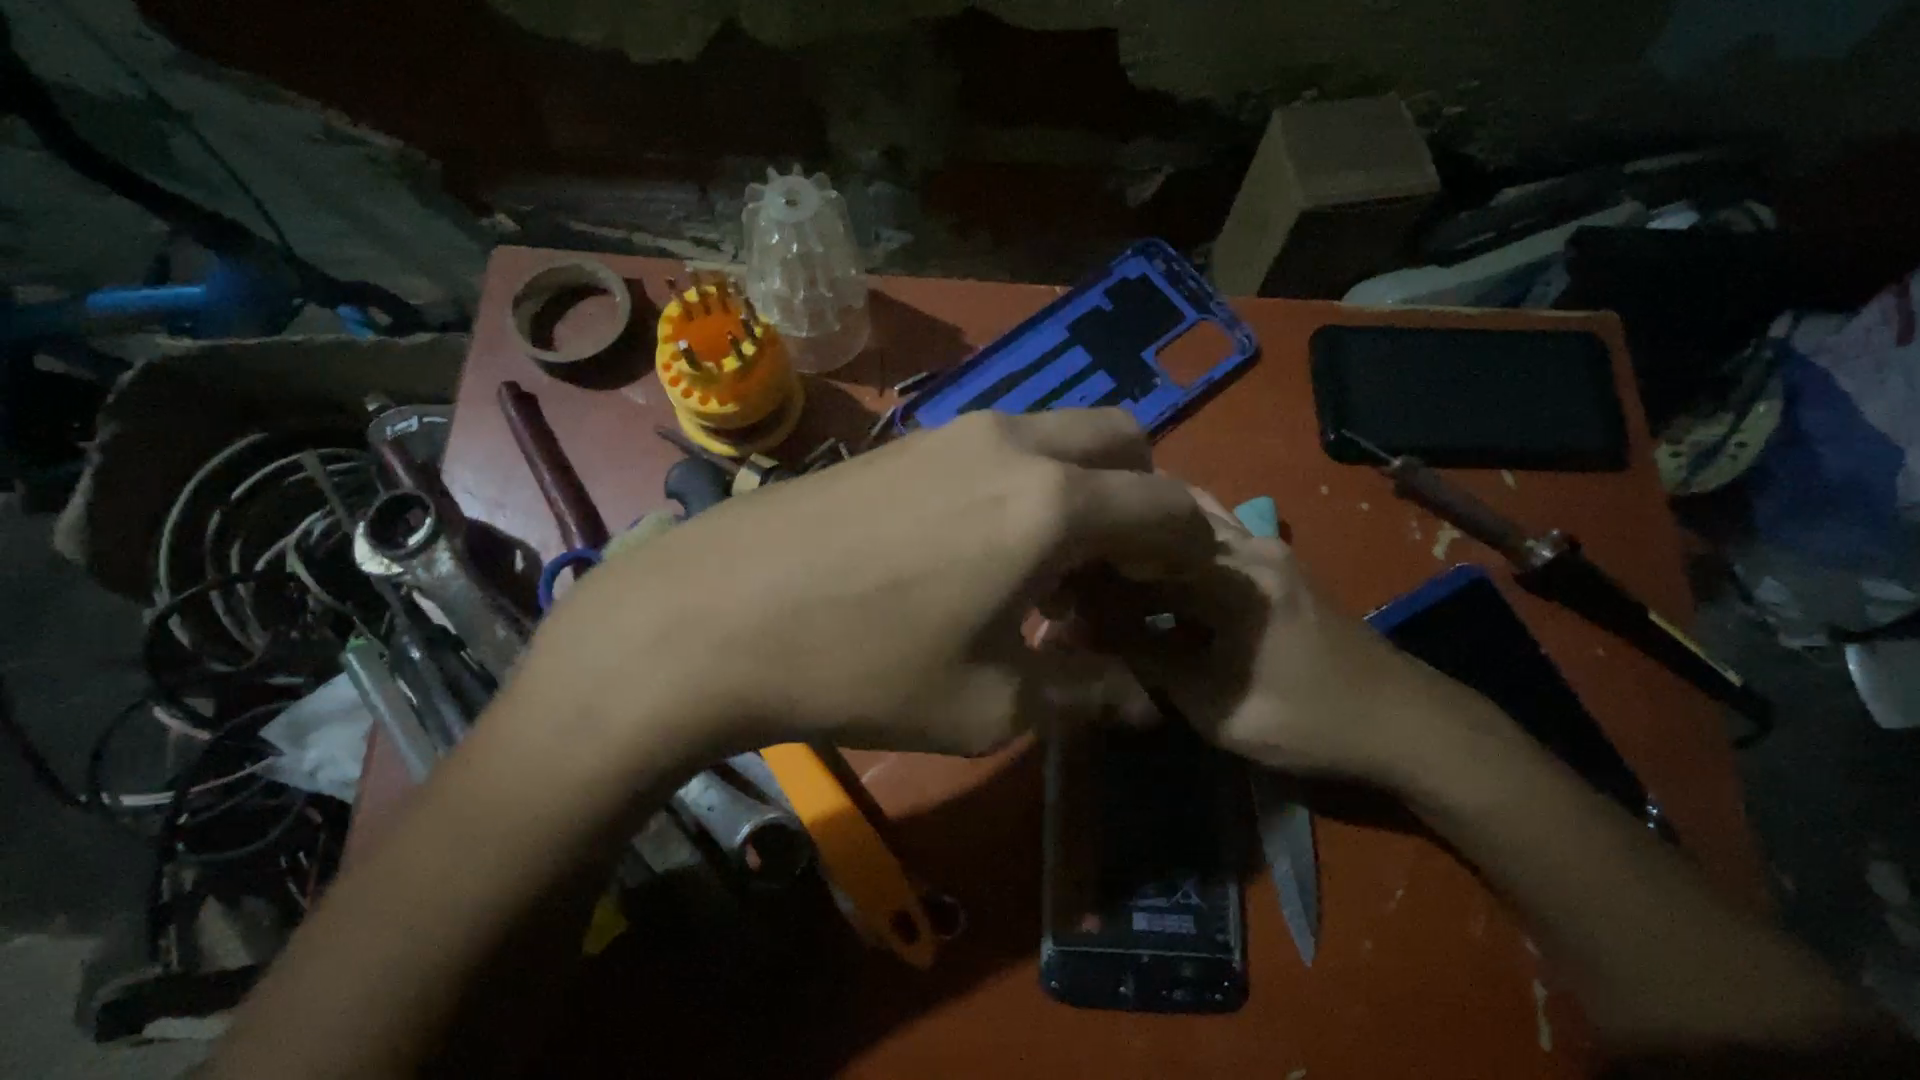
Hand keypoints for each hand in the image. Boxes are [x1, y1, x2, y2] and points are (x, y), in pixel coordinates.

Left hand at [513, 409, 1211, 758]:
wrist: (712, 617)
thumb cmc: (863, 670)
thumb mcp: (988, 704)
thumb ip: (1081, 691)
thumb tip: (1138, 698)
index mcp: (1053, 502)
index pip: (1166, 504)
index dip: (1190, 547)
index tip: (1176, 593)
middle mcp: (1014, 442)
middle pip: (1121, 439)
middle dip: (1142, 495)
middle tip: (1118, 569)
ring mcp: (952, 429)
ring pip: (1056, 433)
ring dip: (1080, 483)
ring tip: (1048, 562)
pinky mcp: (903, 438)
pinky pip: (998, 443)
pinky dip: (1024, 479)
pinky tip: (980, 544)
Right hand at [1101, 491, 1514, 787]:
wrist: (1406, 724)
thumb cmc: (1308, 720)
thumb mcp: (1215, 704)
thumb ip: (1148, 658)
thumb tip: (1083, 632)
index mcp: (1231, 575)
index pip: (1138, 556)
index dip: (1090, 579)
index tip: (1055, 605)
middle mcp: (1247, 544)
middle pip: (1160, 521)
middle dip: (1110, 547)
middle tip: (1070, 581)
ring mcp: (1265, 548)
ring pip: (1185, 521)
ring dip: (1140, 542)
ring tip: (1098, 574)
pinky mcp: (1273, 564)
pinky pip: (1206, 538)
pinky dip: (1168, 549)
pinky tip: (1143, 578)